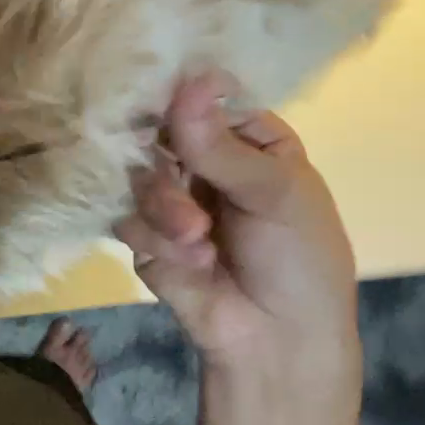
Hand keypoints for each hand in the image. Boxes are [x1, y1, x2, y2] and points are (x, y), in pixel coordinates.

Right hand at [114, 75, 357, 377]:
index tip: (159, 101)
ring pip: (136, 178)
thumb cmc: (299, 259)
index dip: (180, 98)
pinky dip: (155, 240)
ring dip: (164, 209)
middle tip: (187, 197)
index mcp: (247, 140)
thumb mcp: (276, 194)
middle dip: (168, 168)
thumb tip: (186, 83)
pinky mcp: (143, 237)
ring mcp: (169, 200)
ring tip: (197, 241)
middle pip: (156, 136)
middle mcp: (203, 162)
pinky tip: (191, 263)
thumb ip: (221, 146)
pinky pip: (126, 219)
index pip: (203, 99)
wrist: (273, 341)